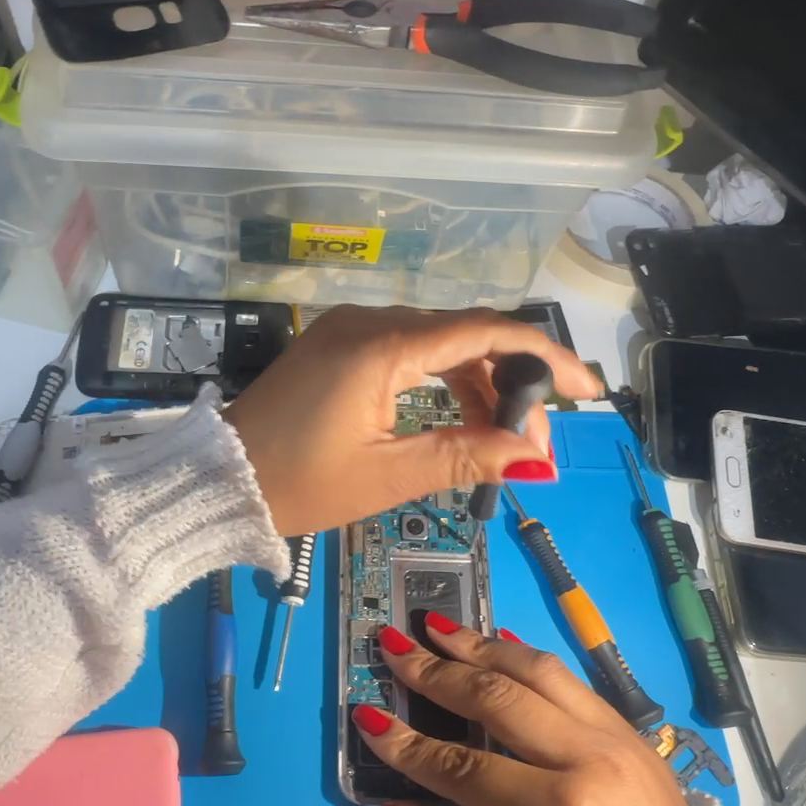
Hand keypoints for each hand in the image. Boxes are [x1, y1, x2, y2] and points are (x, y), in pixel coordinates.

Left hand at [222, 306, 599, 535]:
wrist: (220, 480)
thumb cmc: (298, 484)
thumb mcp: (387, 476)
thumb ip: (464, 455)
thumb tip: (535, 456)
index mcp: (382, 347)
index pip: (483, 331)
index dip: (543, 356)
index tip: (585, 390)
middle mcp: (369, 322)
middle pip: (464, 335)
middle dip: (512, 383)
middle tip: (538, 442)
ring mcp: (350, 330)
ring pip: (438, 344)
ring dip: (478, 386)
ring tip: (505, 442)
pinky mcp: (339, 346)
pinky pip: (407, 352)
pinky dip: (440, 383)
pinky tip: (462, 420)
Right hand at [353, 619, 698, 805]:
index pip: (467, 768)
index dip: (410, 745)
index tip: (368, 716)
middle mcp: (591, 757)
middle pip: (497, 699)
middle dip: (436, 672)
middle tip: (394, 646)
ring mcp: (616, 735)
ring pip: (536, 671)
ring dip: (480, 646)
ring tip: (436, 628)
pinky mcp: (629, 729)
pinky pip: (569, 678)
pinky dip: (525, 656)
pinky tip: (496, 644)